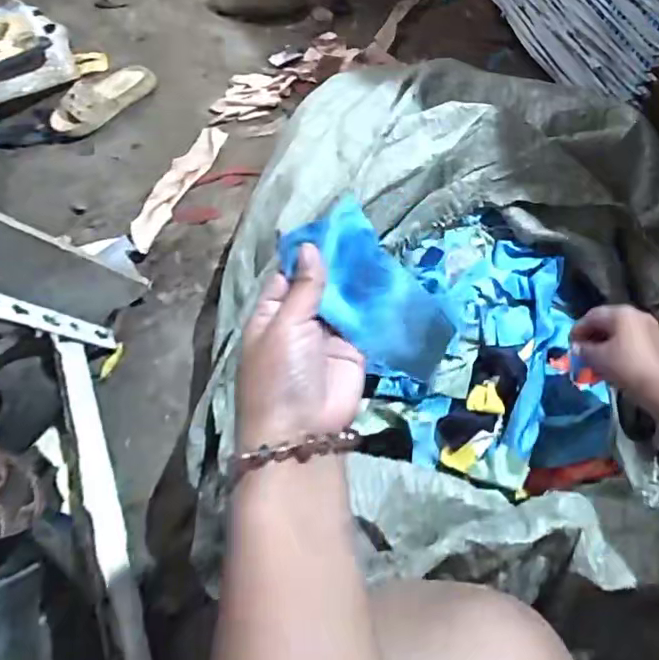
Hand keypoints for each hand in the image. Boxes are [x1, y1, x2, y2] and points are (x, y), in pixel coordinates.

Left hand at [236, 243, 365, 449]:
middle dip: (337, 264)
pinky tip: (386, 277)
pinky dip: (373, 303)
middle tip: (360, 232)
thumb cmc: (280, 374)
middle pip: (320, 284)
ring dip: (356, 280)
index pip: (289, 275)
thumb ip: (305, 287)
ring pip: (344, 300)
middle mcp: (300, 320)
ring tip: (376, 247)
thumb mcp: (285, 325)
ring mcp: (328, 335)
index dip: (307, 254)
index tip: (330, 228)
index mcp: (272, 313)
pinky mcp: (354, 348)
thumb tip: (311, 247)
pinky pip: (364, 320)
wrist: (304, 431)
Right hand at [572, 305, 658, 406]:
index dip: (577, 330)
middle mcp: (636, 314)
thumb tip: (577, 347)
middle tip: (581, 354)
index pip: (591, 316)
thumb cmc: (628, 368)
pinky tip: (612, 365)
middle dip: (591, 338)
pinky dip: (618, 350)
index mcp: (621, 313)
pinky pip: (631, 341)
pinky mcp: (657, 342)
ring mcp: (649, 327)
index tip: (570, 346)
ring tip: (595, 363)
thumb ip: (584, 350)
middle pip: (606, 323)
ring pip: (619, 333)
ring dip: (604, 346)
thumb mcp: (599, 359)